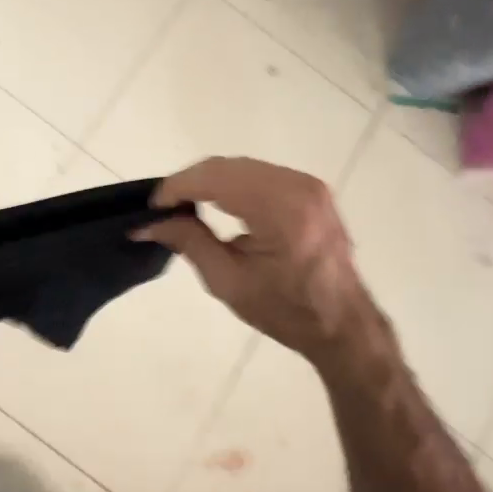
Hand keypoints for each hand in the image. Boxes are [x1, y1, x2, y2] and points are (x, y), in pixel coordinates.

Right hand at [140, 157, 381, 365]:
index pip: (216, 179)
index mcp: (281, 210)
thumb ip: (189, 243)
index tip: (152, 208)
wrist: (343, 324)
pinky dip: (231, 183)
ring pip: (242, 167)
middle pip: (228, 167)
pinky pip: (259, 174)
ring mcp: (308, 184)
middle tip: (163, 209)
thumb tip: (148, 224)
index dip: (178, 187)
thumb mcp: (229, 282)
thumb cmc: (286, 311)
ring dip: (209, 181)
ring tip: (184, 206)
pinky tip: (214, 202)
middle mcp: (297, 186)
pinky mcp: (310, 190)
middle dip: (190, 182)